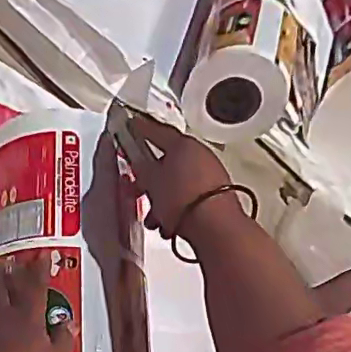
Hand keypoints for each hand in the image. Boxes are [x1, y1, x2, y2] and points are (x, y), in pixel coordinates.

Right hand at [119, 112, 238, 240]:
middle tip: (139, 185)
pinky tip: (170, 222)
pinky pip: (190, 195)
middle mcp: (200, 154)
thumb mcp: (151, 182)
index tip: (133, 124)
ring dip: (163, 197)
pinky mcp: (217, 193)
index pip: (157, 130)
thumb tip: (139, 162)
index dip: (141, 128)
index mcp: (183, 144)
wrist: (214, 226)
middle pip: (168, 160)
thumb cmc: (185, 201)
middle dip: (151, 177)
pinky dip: (178, 206)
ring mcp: (211, 174)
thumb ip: (141, 168)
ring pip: (178, 181)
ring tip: (155, 215)